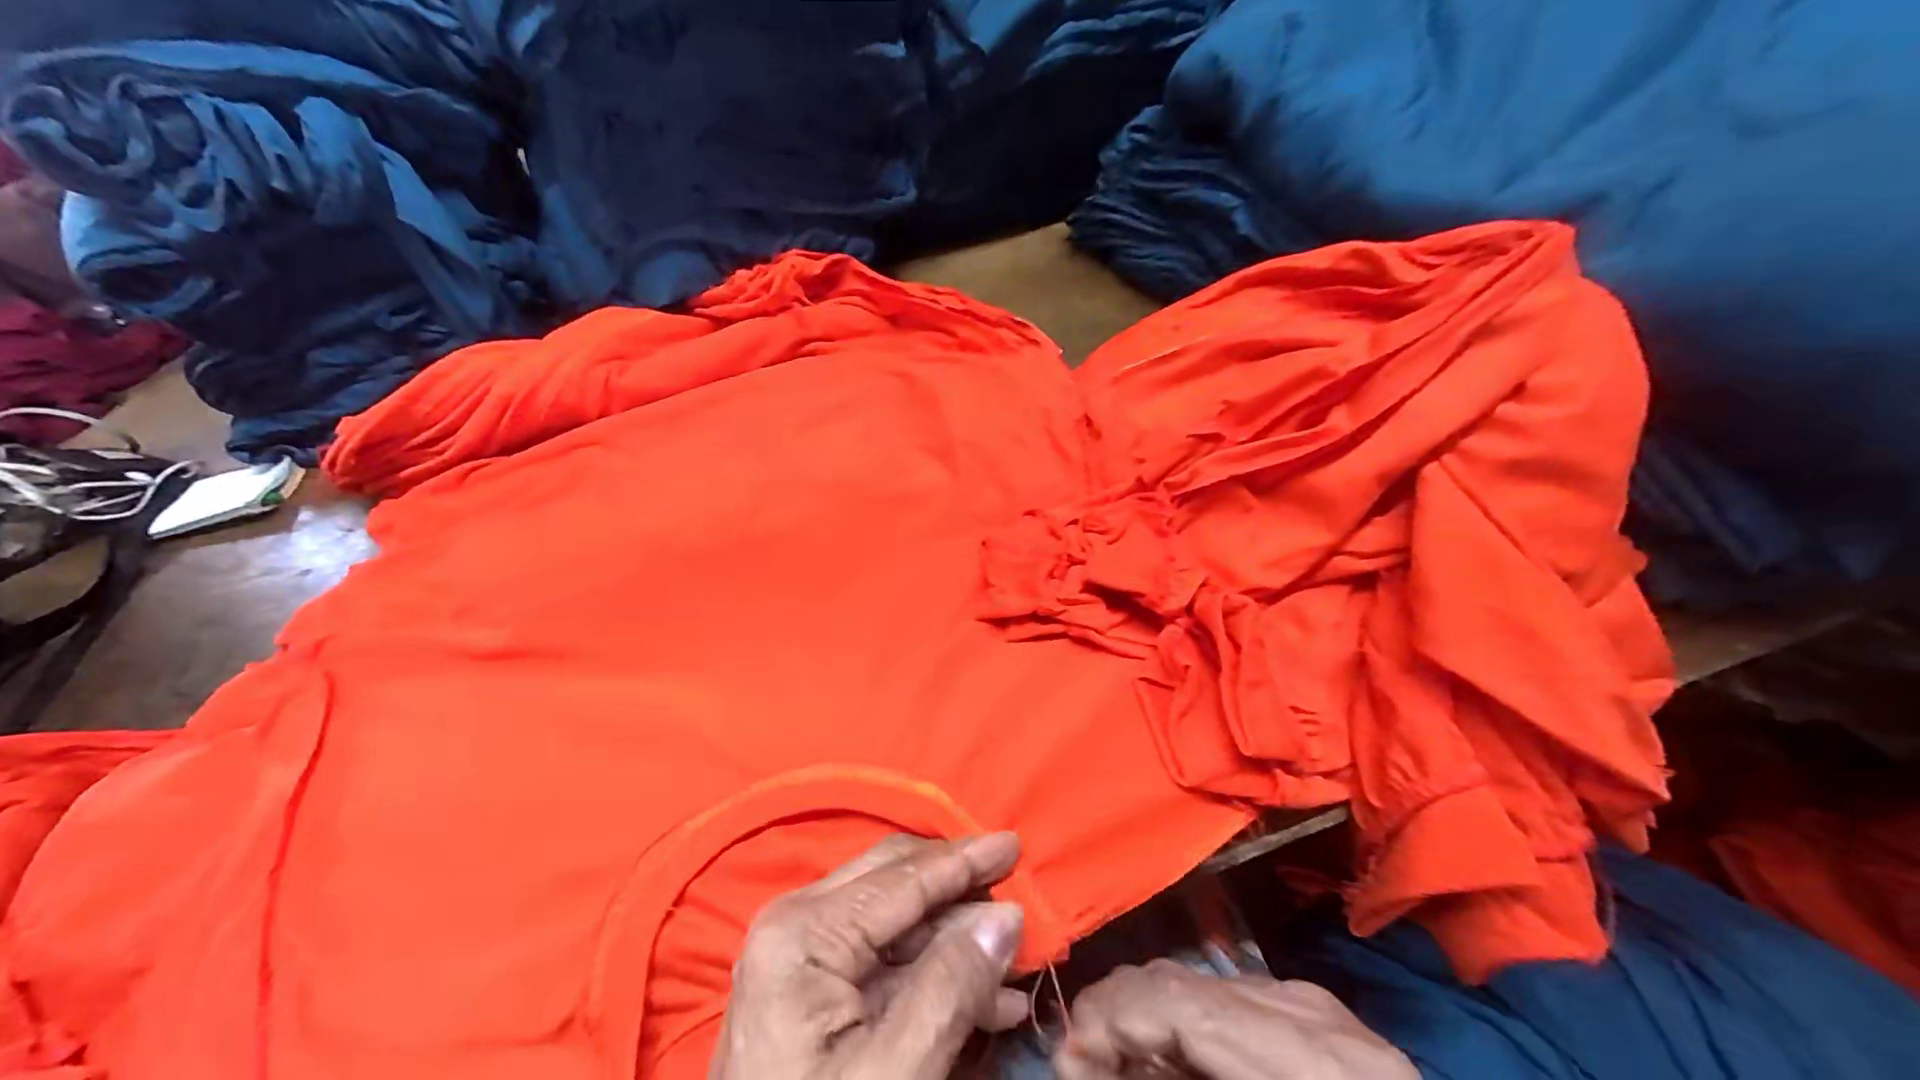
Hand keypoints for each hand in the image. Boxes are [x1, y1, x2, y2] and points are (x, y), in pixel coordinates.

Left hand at [709, 833, 1029, 1079]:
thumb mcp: (895, 1073)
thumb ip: (952, 988)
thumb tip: (1005, 916)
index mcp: (805, 932)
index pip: (903, 877)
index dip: (964, 860)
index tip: (1014, 843)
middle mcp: (796, 922)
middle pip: (895, 879)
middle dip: (959, 888)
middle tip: (1016, 889)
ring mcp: (799, 953)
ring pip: (895, 918)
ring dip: (954, 936)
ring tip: (1015, 959)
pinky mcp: (808, 987)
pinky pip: (882, 957)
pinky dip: (933, 969)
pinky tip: (984, 997)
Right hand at [1054, 959, 1417, 1079]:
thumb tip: (1087, 1066)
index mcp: (1316, 1063)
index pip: (1183, 1004)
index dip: (1111, 1021)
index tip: (1067, 1062)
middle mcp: (1311, 1012)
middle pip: (1182, 982)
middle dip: (1115, 1016)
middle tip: (1078, 1068)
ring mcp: (1317, 1006)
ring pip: (1198, 981)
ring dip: (1145, 1017)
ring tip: (1118, 1064)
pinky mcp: (1320, 1013)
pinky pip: (1229, 997)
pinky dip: (1185, 1023)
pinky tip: (1172, 1059)